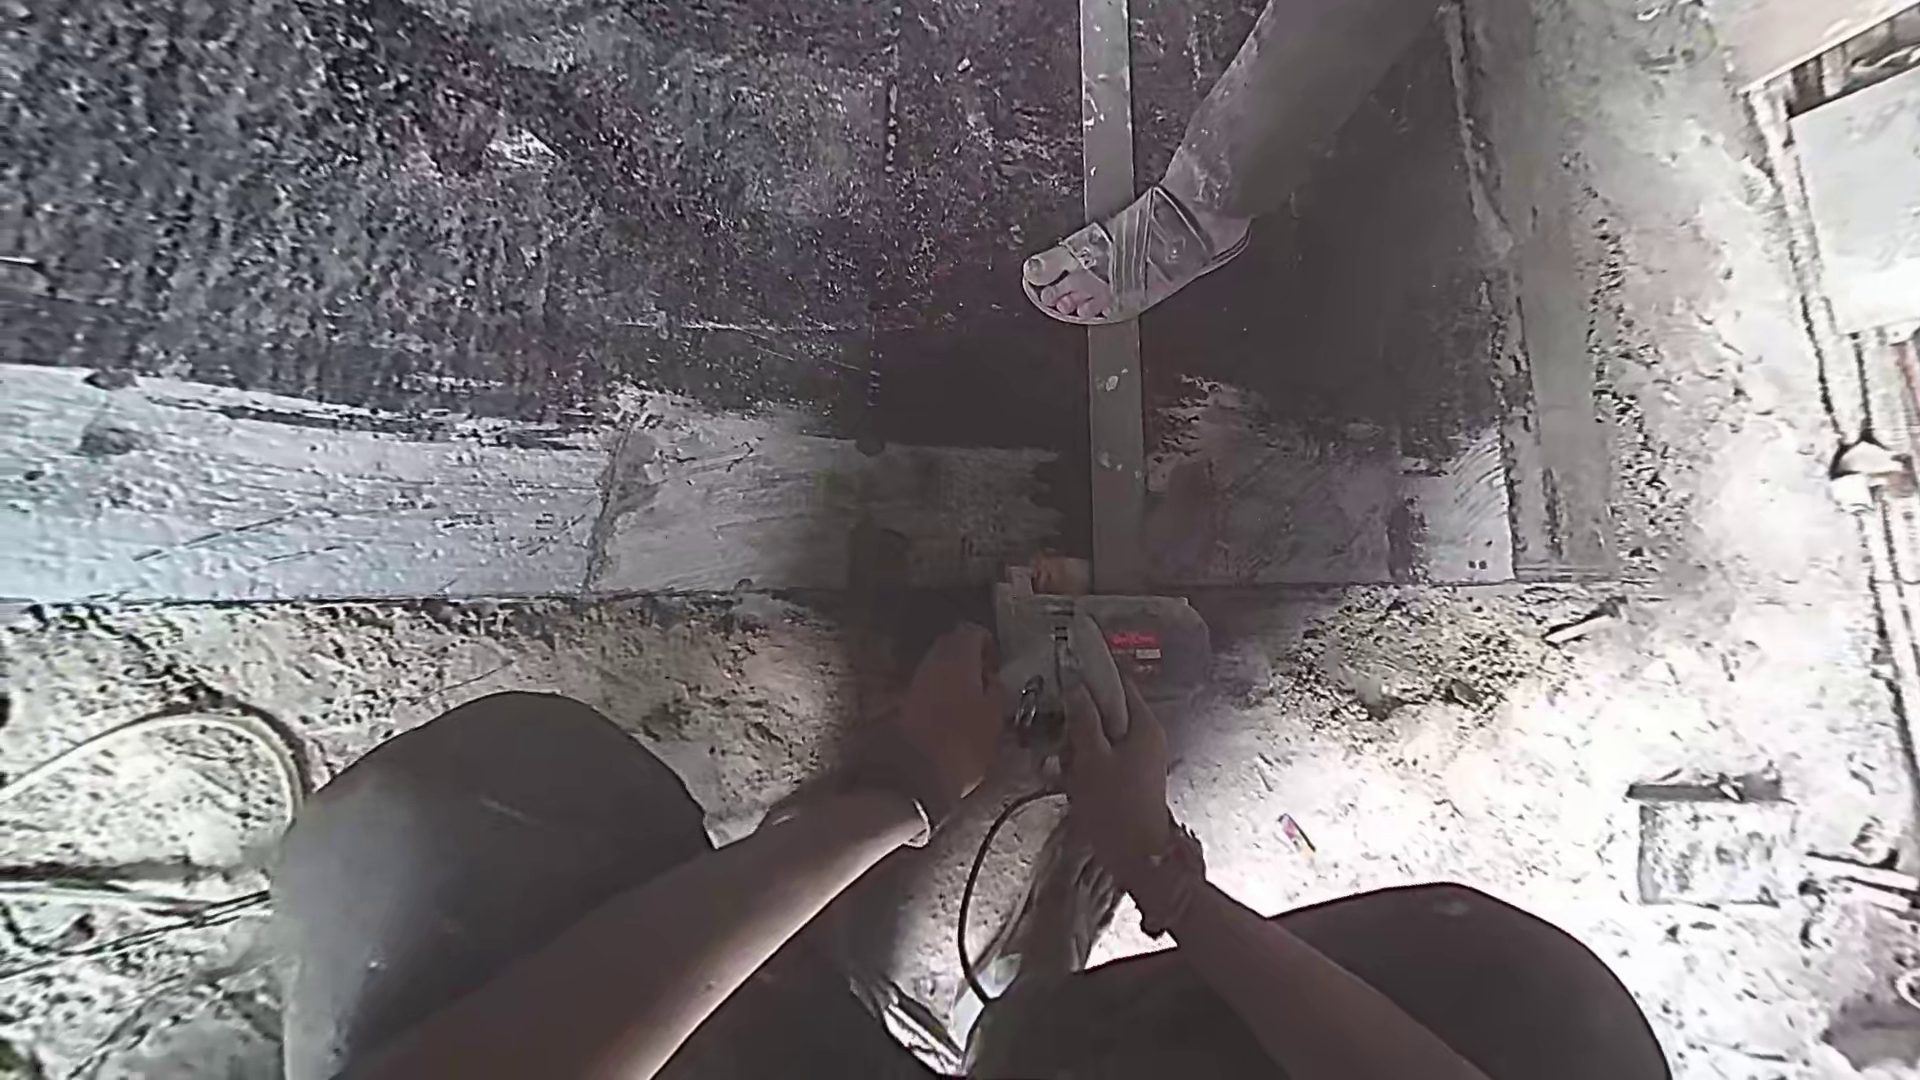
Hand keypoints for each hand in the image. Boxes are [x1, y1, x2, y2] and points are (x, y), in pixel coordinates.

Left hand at [892, 623, 1005, 807]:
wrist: (911, 777)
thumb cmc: (961, 742)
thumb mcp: (994, 719)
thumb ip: (997, 692)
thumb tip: (994, 680)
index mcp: (956, 656)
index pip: (972, 632)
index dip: (988, 645)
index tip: (998, 666)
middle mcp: (931, 661)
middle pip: (952, 648)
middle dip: (970, 662)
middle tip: (989, 686)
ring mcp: (913, 682)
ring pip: (939, 670)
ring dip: (955, 681)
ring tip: (974, 708)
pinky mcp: (902, 705)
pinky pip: (928, 691)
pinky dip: (942, 698)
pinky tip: (954, 722)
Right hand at [1063, 677, 1172, 888]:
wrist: (1137, 859)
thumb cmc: (1115, 805)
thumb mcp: (1092, 757)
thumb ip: (1084, 718)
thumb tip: (1075, 684)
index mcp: (1144, 724)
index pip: (1119, 682)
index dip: (1093, 673)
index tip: (1065, 669)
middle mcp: (1145, 735)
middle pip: (1108, 707)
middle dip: (1080, 713)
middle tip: (1056, 720)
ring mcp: (1138, 756)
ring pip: (1101, 731)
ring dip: (1078, 739)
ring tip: (1061, 755)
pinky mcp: (1128, 774)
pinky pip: (1102, 753)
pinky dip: (1084, 757)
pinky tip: (1068, 773)